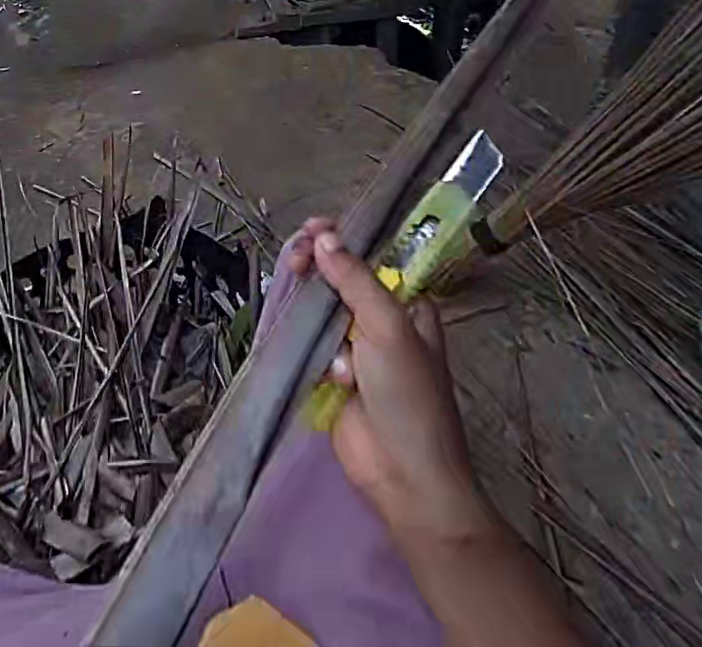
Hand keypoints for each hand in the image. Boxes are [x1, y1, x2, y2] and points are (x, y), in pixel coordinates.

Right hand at [288, 222, 494, 548]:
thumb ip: (356, 280)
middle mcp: (380, 318)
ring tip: (294, 287)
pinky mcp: (329, 368)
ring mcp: (354, 344)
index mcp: (407, 305)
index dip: (342, 239)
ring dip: (309, 297)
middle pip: (340, 276)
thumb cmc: (407, 395)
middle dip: (317, 262)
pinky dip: (304, 332)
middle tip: (296, 259)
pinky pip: (310, 335)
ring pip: (321, 304)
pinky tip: (298, 328)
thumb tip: (324, 237)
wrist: (401, 473)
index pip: (371, 257)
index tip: (313, 229)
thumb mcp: (388, 328)